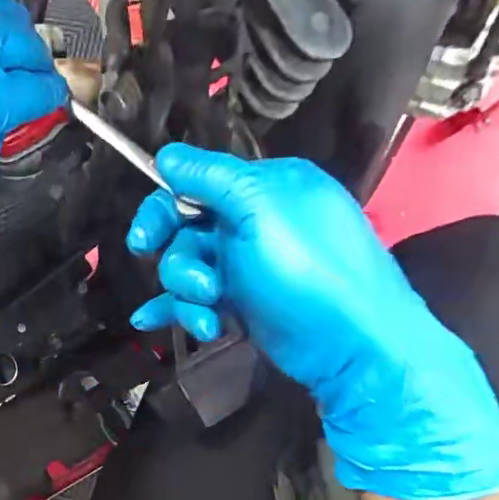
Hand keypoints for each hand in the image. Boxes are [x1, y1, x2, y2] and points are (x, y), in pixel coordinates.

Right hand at [126, 147, 498, 499]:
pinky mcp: (245, 305)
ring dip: (190, 292)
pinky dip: (181, 311)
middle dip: (180, 259)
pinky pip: (199, 301)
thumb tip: (168, 154)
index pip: (197, 184)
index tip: (144, 237)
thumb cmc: (310, 268)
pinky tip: (154, 321)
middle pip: (185, 231)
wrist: (354, 345)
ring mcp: (248, 267)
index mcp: (264, 188)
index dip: (165, 209)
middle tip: (192, 283)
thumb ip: (211, 178)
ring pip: (190, 270)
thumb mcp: (260, 209)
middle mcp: (254, 223)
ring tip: (213, 310)